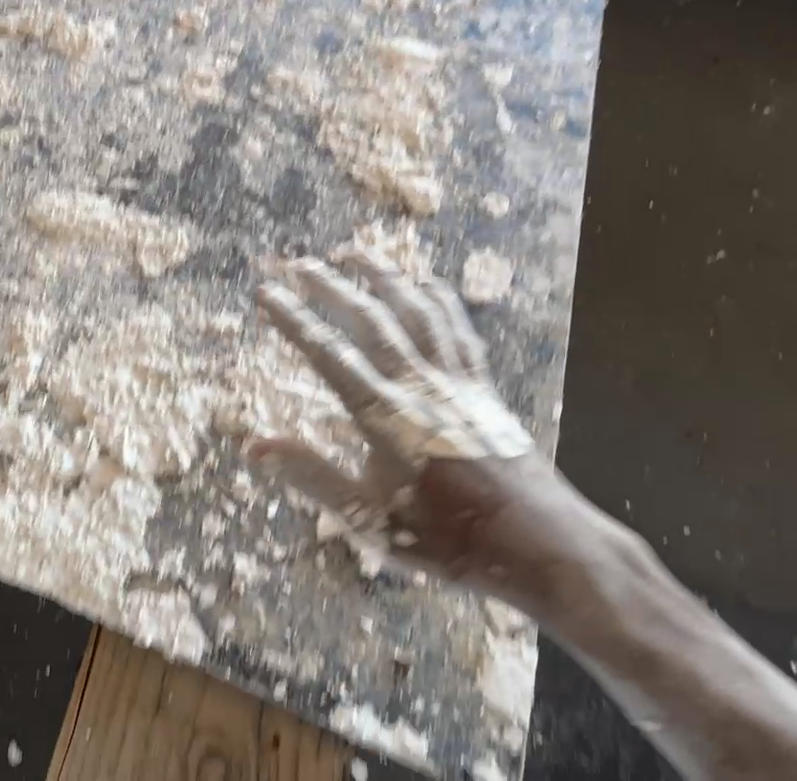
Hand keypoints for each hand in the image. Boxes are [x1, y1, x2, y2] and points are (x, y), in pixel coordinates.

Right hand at [249, 249, 615, 618]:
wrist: (543, 544)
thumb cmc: (450, 539)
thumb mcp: (370, 519)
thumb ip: (312, 476)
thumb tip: (254, 445)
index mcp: (385, 417)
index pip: (328, 355)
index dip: (293, 320)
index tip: (265, 294)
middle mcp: (420, 386)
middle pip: (370, 320)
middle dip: (331, 287)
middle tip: (299, 263)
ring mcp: (457, 382)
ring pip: (416, 313)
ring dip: (383, 278)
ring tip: (354, 252)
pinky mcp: (484, 388)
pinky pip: (458, 329)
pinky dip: (438, 300)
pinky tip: (426, 282)